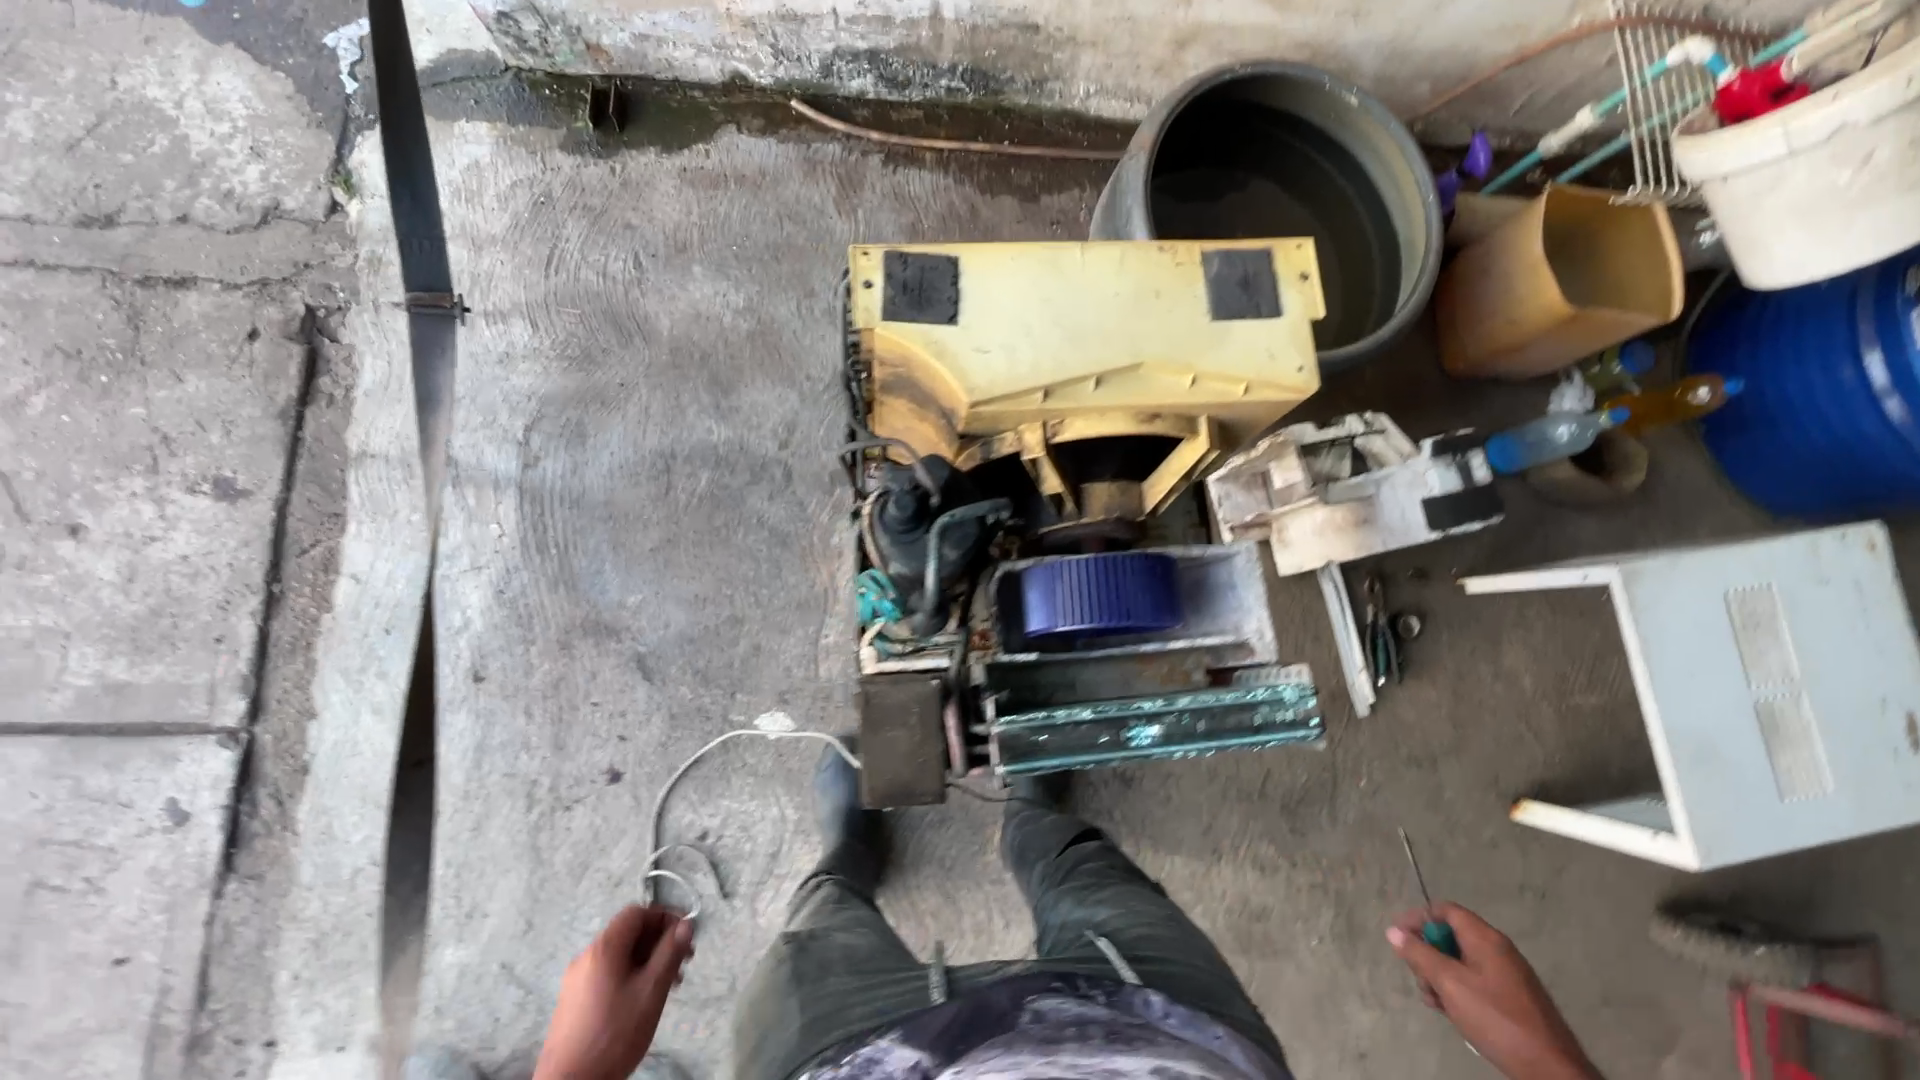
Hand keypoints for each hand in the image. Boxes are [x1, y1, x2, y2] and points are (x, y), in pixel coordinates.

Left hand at [533, 906, 694, 1079]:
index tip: (686, 936)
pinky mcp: (574, 999)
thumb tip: (686, 925)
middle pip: (628, 933)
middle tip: (684, 963)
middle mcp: (586, 956)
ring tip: (668, 985)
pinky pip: (608, 973)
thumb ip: (670, 953)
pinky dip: (630, 975)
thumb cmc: (615, 1033)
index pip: (637, 913)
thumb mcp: (651, 991)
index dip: (664, 917)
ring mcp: (577, 979)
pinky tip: (643, 999)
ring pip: (619, 956)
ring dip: (647, 960)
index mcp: (604, 948)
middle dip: (659, 941)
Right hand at [1387, 903, 1599, 1079]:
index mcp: (1486, 939)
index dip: (1418, 918)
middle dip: (1428, 955)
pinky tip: (1454, 1013)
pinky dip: (1458, 991)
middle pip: (1451, 937)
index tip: (1399, 938)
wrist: (1549, 1068)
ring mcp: (1508, 975)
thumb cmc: (1496, 1018)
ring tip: (1436, 1003)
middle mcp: (1498, 950)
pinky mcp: (1512, 997)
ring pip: (1461, 963)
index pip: (1445, 910)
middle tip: (1421, 980)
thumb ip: (1419, 954)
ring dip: (1440, 977)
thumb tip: (1394, 931)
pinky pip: (1475, 982)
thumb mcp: (1449, 984)